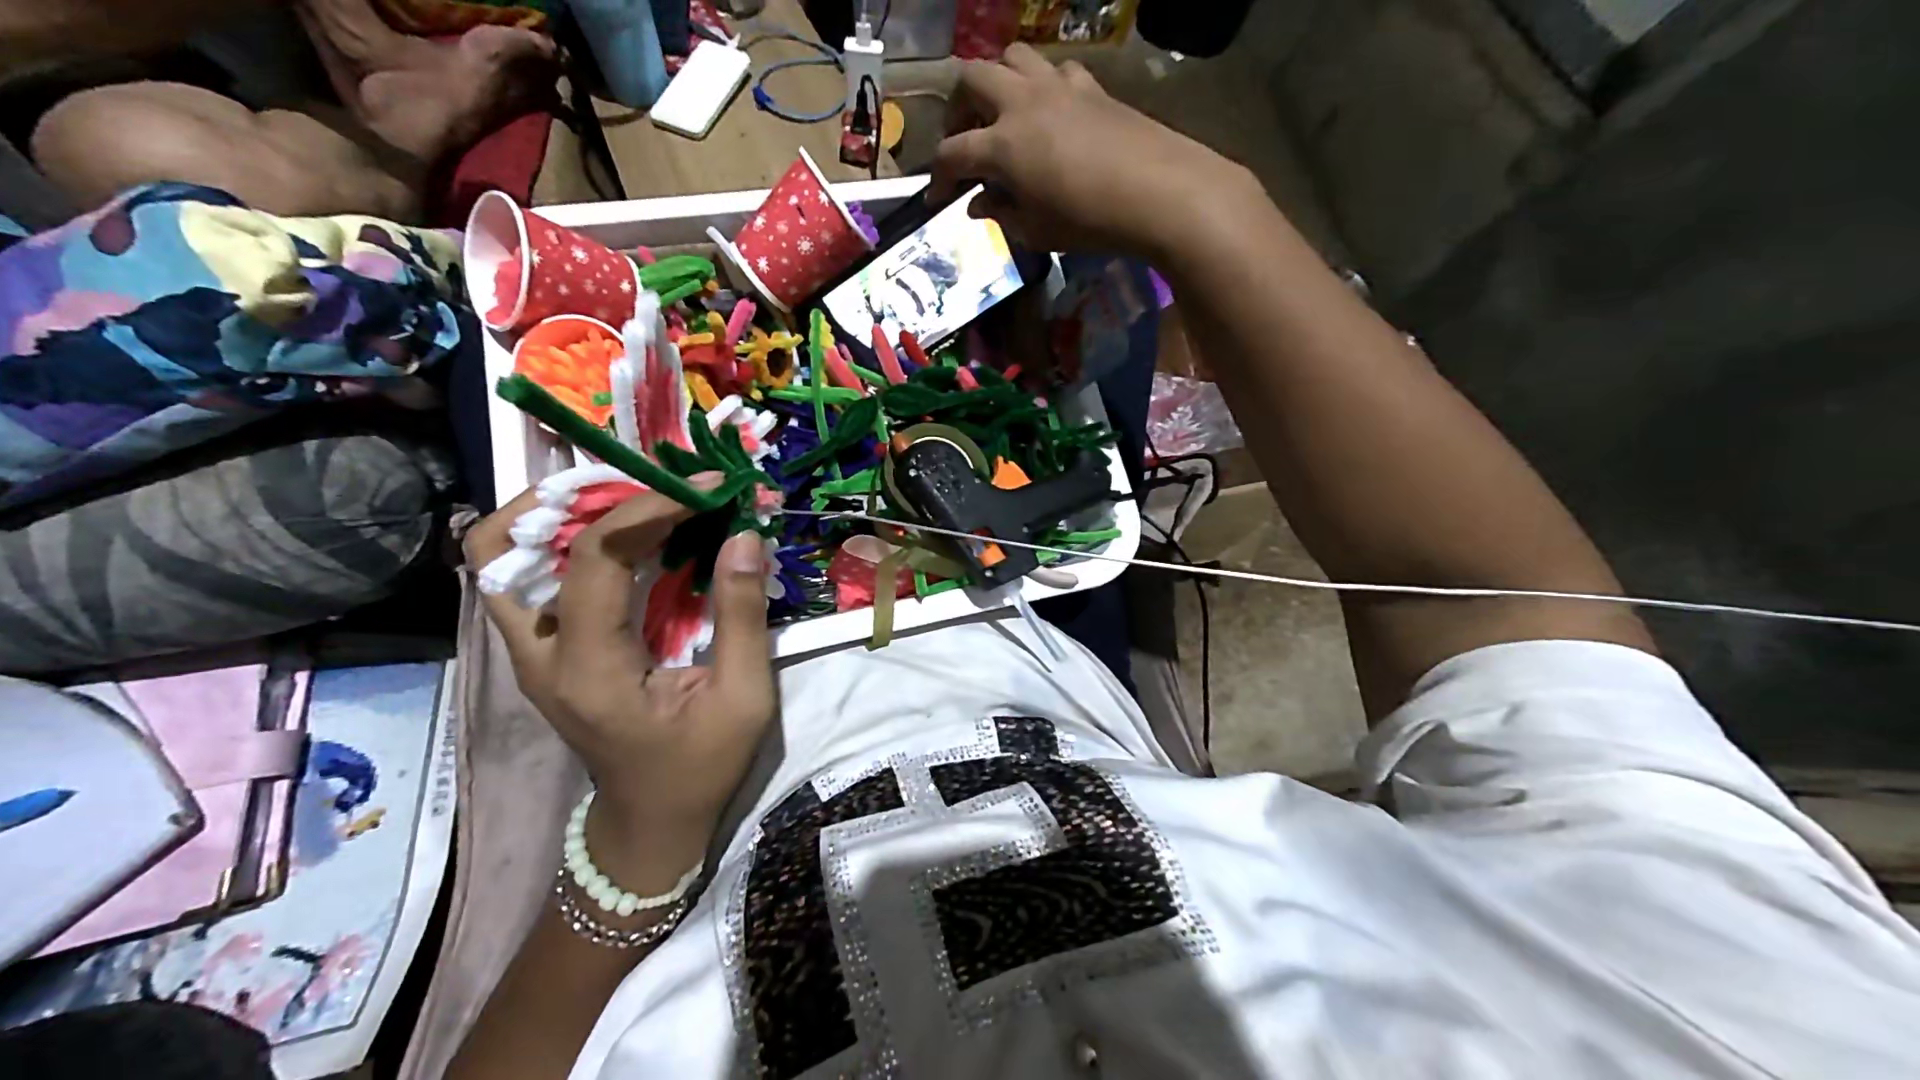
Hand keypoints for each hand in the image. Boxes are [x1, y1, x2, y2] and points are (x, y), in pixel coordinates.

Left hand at [465, 485, 775, 890]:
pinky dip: (563, 544)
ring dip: (556, 516)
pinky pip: (527, 580)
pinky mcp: (542, 655)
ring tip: (626, 497)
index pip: (595, 559)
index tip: (705, 487)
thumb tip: (744, 534)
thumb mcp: (743, 697)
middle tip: (641, 481)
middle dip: (570, 498)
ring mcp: (530, 657)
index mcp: (589, 670)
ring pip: (498, 561)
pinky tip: (620, 536)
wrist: (650, 824)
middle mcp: (539, 657)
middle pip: (502, 548)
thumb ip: (741, 614)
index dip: (649, 508)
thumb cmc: (701, 767)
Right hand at [930, 44, 1265, 258]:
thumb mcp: (1036, 231)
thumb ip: (1002, 214)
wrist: (1157, 191)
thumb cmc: (1088, 220)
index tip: (937, 198)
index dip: (938, 178)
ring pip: (1011, 57)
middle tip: (964, 139)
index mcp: (1001, 143)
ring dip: (997, 81)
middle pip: (970, 79)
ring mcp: (1057, 87)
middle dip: (957, 109)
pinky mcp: (1090, 86)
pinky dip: (1041, 86)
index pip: (952, 153)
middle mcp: (1021, 102)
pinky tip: (1050, 113)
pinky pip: (1054, 70)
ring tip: (1002, 114)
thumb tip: (979, 204)